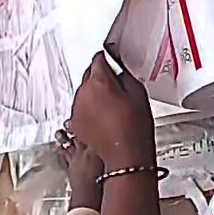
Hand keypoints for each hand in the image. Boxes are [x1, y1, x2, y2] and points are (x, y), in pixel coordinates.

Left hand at [68, 52, 155, 170]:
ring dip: (95, 93)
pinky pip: (81, 108)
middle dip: (101, 77)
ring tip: (112, 104)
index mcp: (99, 82)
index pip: (99, 58)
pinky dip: (90, 108)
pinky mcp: (76, 123)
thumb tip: (117, 65)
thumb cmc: (134, 127)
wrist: (125, 156)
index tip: (113, 59)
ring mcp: (77, 109)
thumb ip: (124, 73)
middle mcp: (83, 93)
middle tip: (116, 85)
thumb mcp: (137, 92)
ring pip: (84, 92)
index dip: (108, 58)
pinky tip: (104, 116)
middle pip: (89, 74)